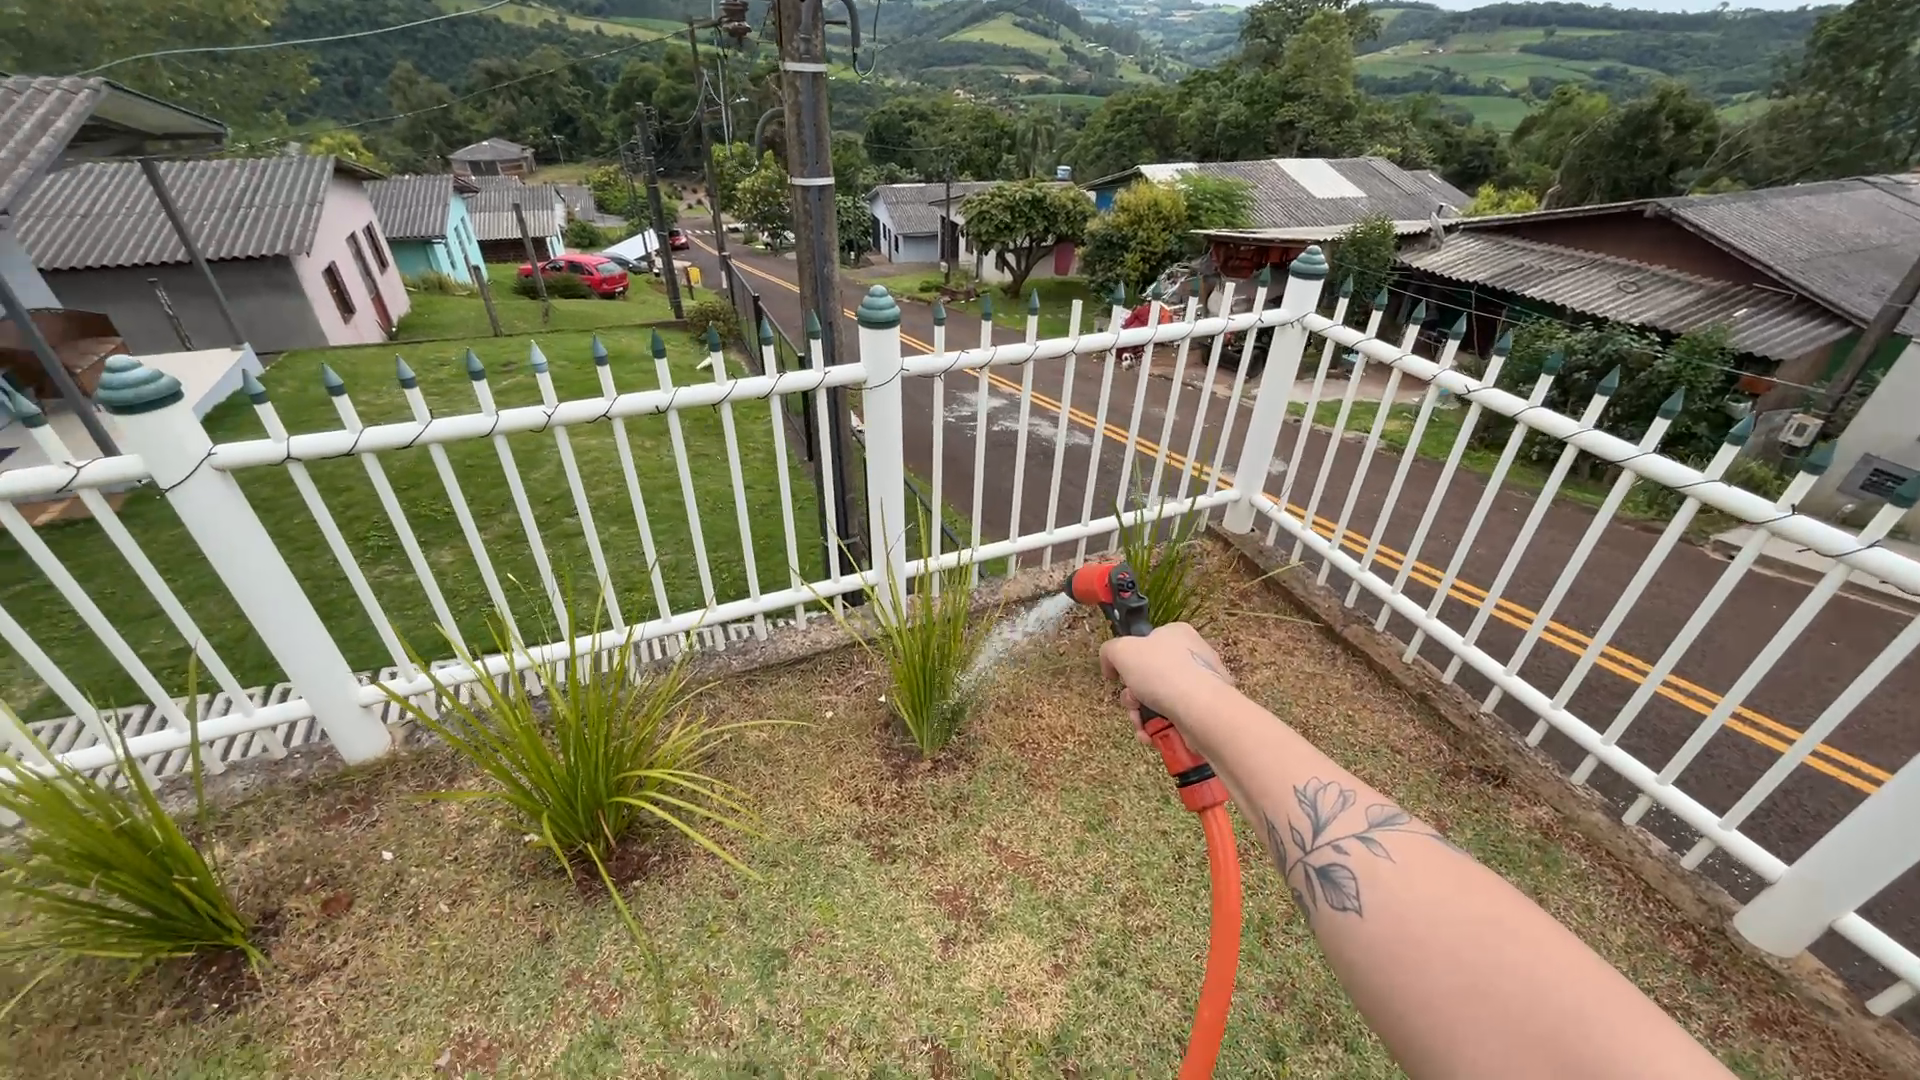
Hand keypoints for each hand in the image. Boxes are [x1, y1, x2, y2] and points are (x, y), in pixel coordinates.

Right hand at [1099, 623, 1235, 733]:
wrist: (1200, 709)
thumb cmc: (1161, 672)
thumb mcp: (1121, 650)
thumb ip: (1109, 652)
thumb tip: (1111, 667)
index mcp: (1176, 633)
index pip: (1145, 644)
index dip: (1128, 663)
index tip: (1120, 678)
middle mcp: (1192, 655)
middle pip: (1149, 676)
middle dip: (1133, 696)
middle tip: (1132, 704)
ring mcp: (1202, 683)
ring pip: (1159, 700)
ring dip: (1142, 716)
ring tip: (1141, 726)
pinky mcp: (1206, 709)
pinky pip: (1175, 718)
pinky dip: (1160, 728)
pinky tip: (1152, 736)